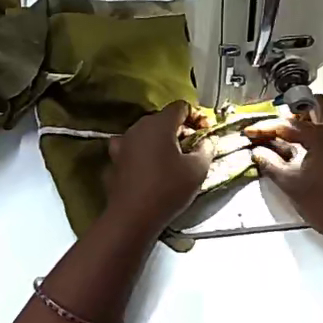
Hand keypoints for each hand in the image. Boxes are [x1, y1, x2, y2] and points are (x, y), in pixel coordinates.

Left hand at [104, 102, 210, 235]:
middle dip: (180, 129)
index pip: (180, 107)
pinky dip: (143, 154)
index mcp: (159, 124)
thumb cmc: (168, 189)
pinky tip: (149, 168)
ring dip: (160, 141)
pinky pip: (132, 150)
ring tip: (172, 159)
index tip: (205, 132)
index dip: (196, 116)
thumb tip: (208, 141)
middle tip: (193, 147)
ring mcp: (122, 143)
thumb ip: (206, 149)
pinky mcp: (114, 160)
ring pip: (146, 134)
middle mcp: (138, 128)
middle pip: (162, 119)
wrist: (133, 216)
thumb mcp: (198, 169)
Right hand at [248, 97, 322, 241]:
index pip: (286, 124)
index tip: (253, 133)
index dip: (266, 128)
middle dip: (295, 112)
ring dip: (320, 115)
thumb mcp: (290, 184)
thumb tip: (259, 153)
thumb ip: (271, 163)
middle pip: (316, 105)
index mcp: (320, 135)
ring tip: (304, 126)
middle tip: (279, 126)